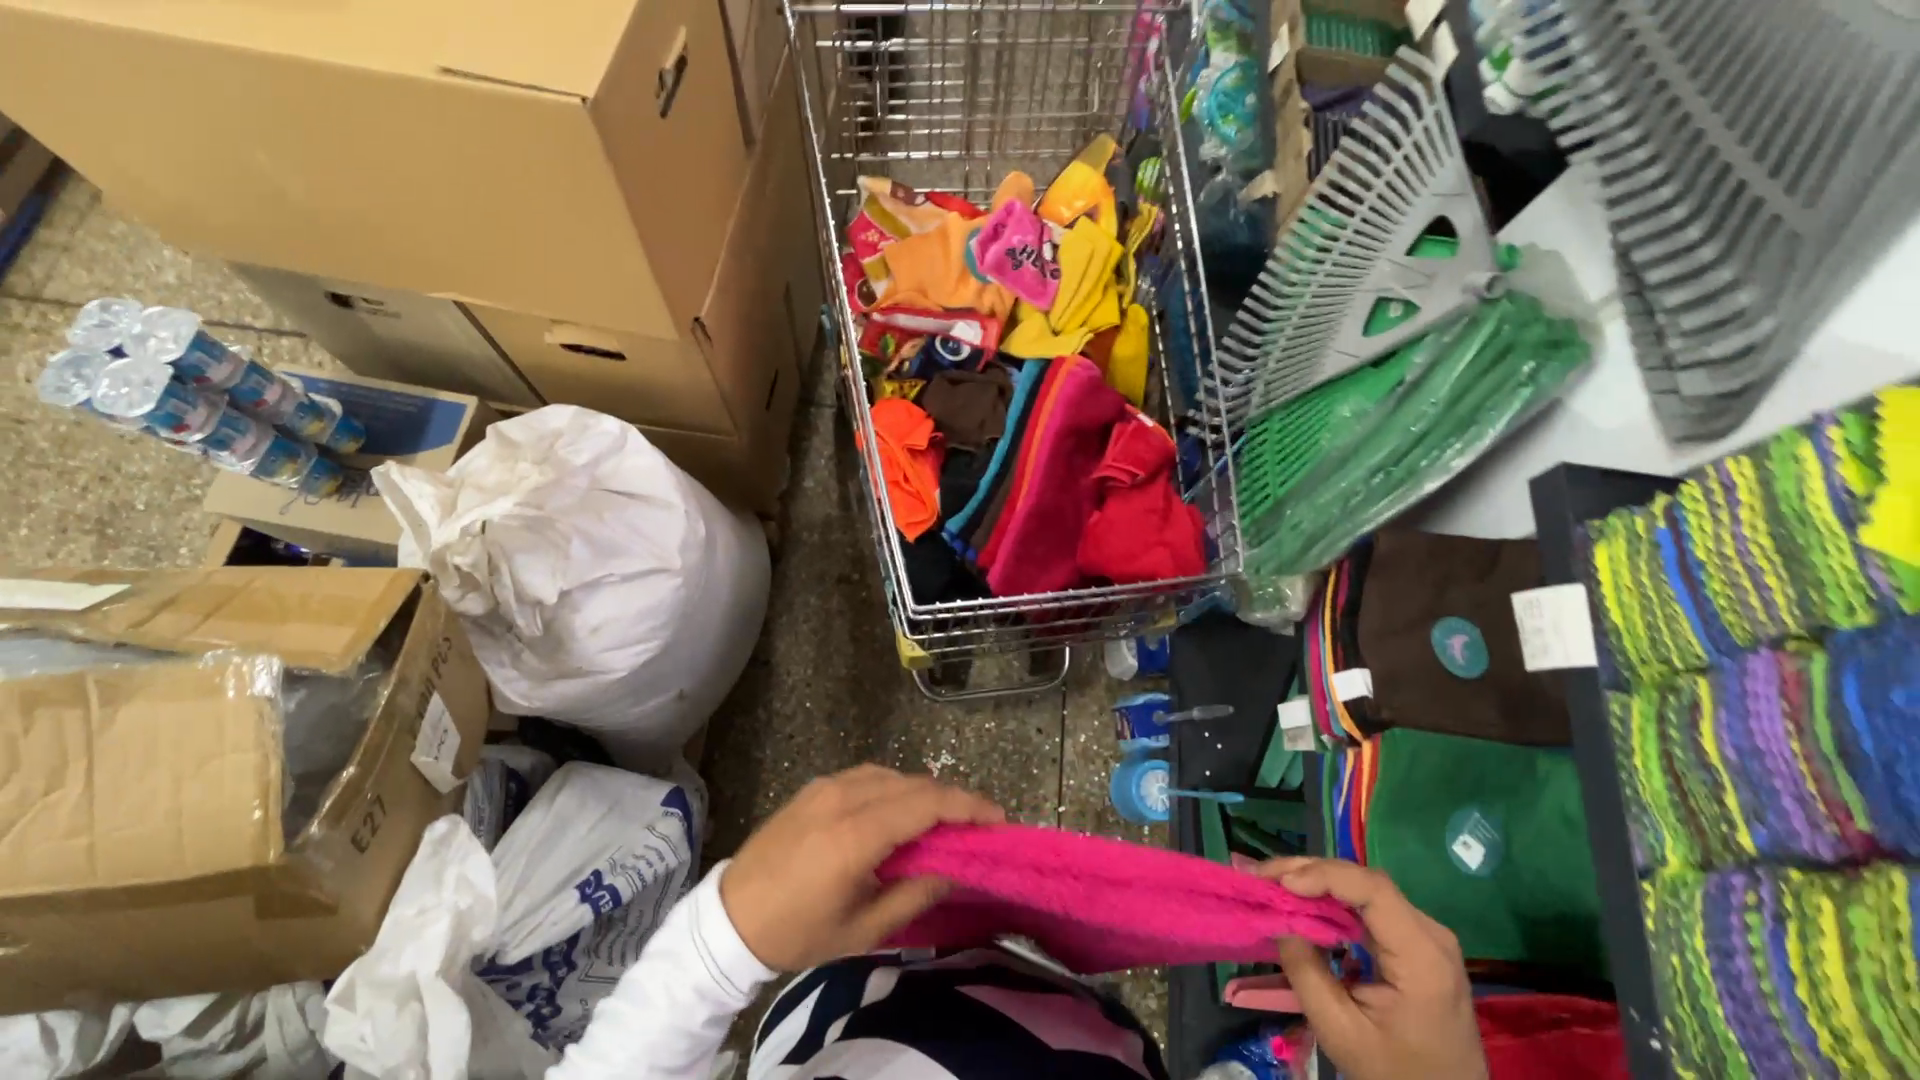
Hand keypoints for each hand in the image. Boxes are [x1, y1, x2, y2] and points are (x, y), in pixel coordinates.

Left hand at [720, 765, 1005, 970]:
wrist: (729, 919)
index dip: (969, 806)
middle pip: (914, 783)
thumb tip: (953, 869)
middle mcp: (843, 798)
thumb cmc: (797, 932)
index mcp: (855, 835)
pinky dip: (895, 786)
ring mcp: (824, 787)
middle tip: (978, 824)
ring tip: (944, 818)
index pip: (927, 803)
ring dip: (924, 791)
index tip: (999, 819)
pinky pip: (866, 776)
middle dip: (953, 798)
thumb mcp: (862, 928)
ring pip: (891, 774)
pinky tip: (901, 809)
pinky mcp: (812, 788)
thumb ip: (914, 894)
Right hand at [1258, 857, 1487, 1079]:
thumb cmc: (1395, 1072)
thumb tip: (1279, 920)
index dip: (1323, 875)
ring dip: (1318, 881)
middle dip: (1310, 871)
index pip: (1373, 889)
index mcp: (1422, 957)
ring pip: (1366, 889)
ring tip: (1274, 883)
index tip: (1279, 883)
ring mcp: (1427, 936)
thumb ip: (1305, 971)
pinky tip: (1303, 901)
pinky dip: (1333, 899)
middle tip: (1261, 875)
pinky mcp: (1417, 943)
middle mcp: (1431, 934)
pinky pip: (1371, 907)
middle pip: (1366, 881)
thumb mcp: (1340, 1030)